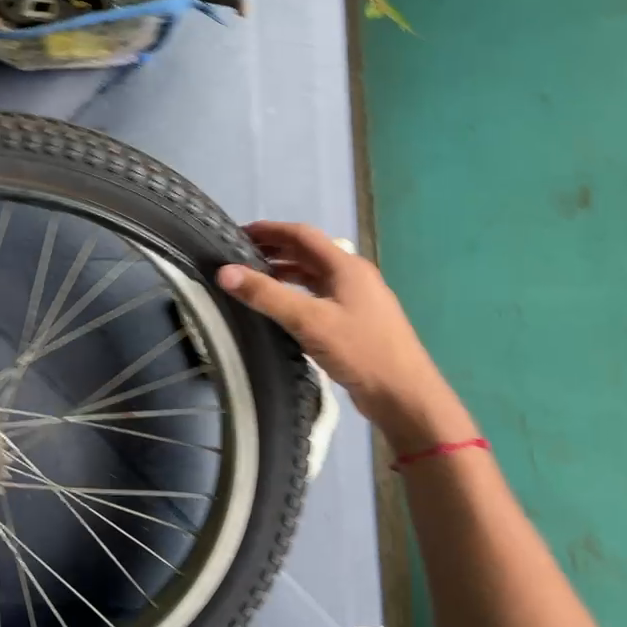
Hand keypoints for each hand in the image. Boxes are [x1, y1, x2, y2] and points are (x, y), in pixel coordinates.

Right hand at [217, 221, 473, 450]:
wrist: (404, 396)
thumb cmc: (360, 351)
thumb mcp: (308, 320)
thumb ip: (265, 294)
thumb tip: (223, 271)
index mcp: (346, 267)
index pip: (302, 235)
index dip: (269, 230)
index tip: (236, 233)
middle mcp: (353, 276)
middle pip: (308, 252)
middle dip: (273, 249)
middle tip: (238, 255)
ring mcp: (356, 299)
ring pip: (313, 274)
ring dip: (283, 270)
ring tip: (251, 278)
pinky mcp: (354, 321)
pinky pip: (318, 294)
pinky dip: (294, 291)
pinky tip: (279, 306)